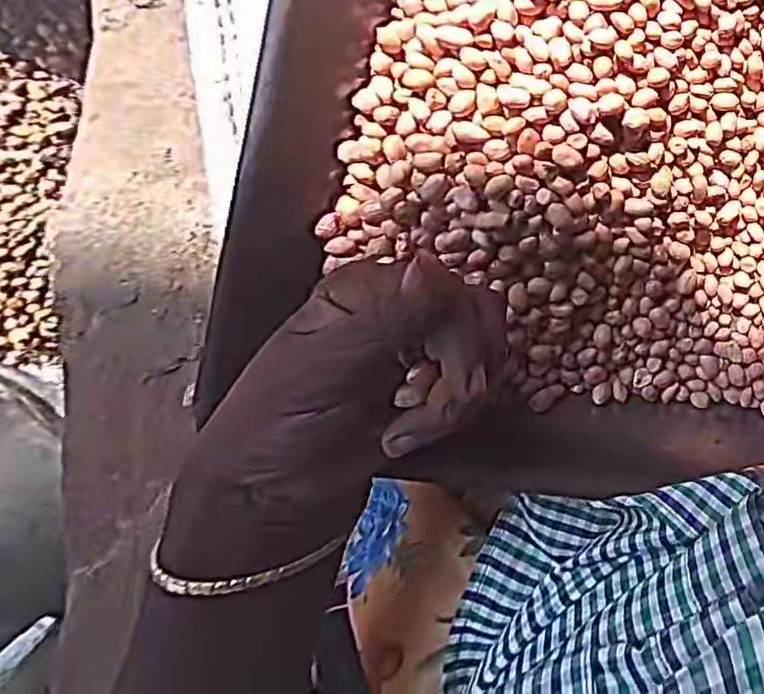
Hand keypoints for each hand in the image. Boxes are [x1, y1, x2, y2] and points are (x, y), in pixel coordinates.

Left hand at [162, 256, 506, 575]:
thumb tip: (426, 268)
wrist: (272, 495)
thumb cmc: (275, 431)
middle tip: (410, 411)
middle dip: (457, 375)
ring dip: (458, 395)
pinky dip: (461, 406)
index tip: (415, 389)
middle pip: (479, 316)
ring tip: (408, 423)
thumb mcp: (321, 370)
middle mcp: (407, 299)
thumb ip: (379, 317)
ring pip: (491, 344)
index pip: (451, 291)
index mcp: (373, 285)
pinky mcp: (443, 366)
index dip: (453, 342)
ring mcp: (429, 333)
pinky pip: (487, 372)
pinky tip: (416, 425)